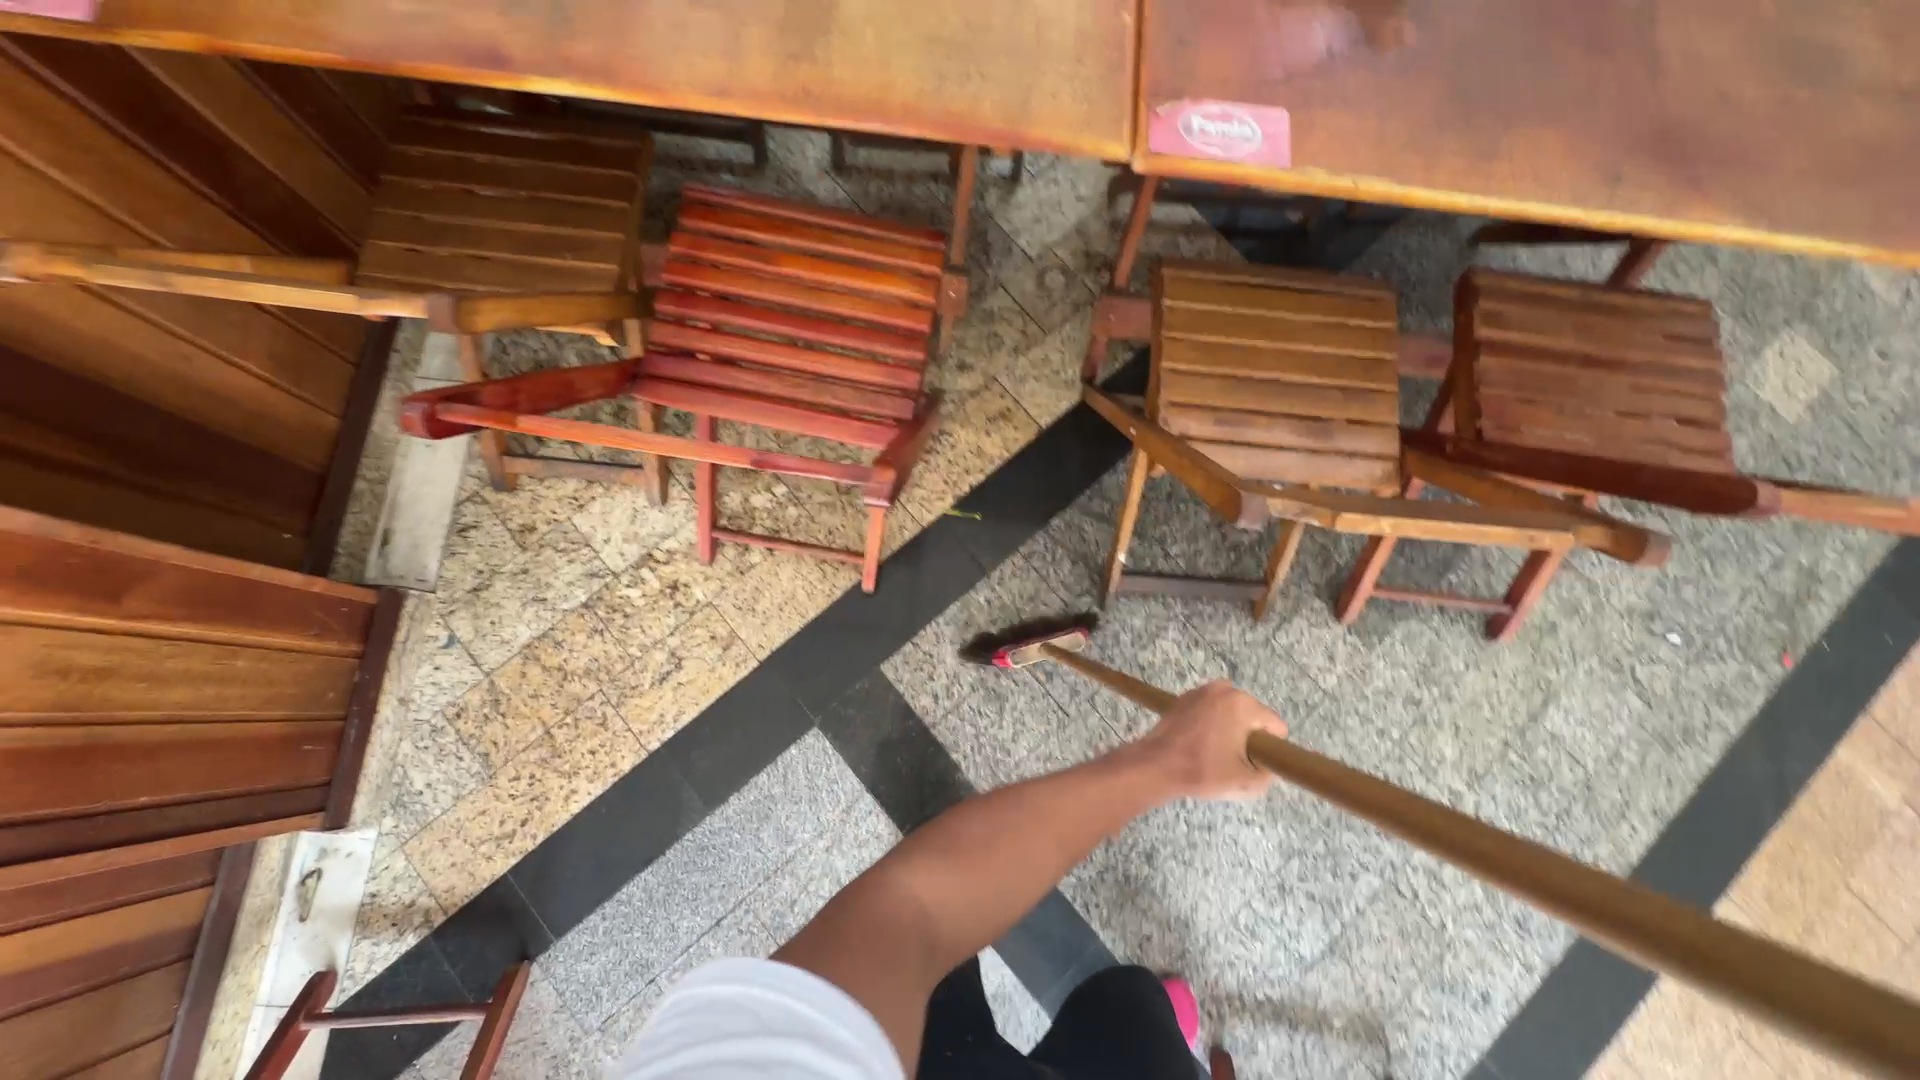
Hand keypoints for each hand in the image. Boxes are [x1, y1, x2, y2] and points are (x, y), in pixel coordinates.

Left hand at [1134, 680, 1288, 800]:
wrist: (1156, 766)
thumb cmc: (1203, 771)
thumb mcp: (1247, 783)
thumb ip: (1268, 774)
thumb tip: (1266, 765)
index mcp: (1243, 704)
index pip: (1275, 725)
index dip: (1271, 747)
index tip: (1256, 763)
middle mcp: (1224, 689)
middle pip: (1252, 716)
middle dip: (1249, 736)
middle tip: (1234, 759)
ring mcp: (1201, 691)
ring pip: (1230, 712)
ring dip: (1230, 728)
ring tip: (1216, 751)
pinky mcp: (1184, 698)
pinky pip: (1210, 710)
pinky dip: (1211, 723)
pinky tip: (1201, 742)